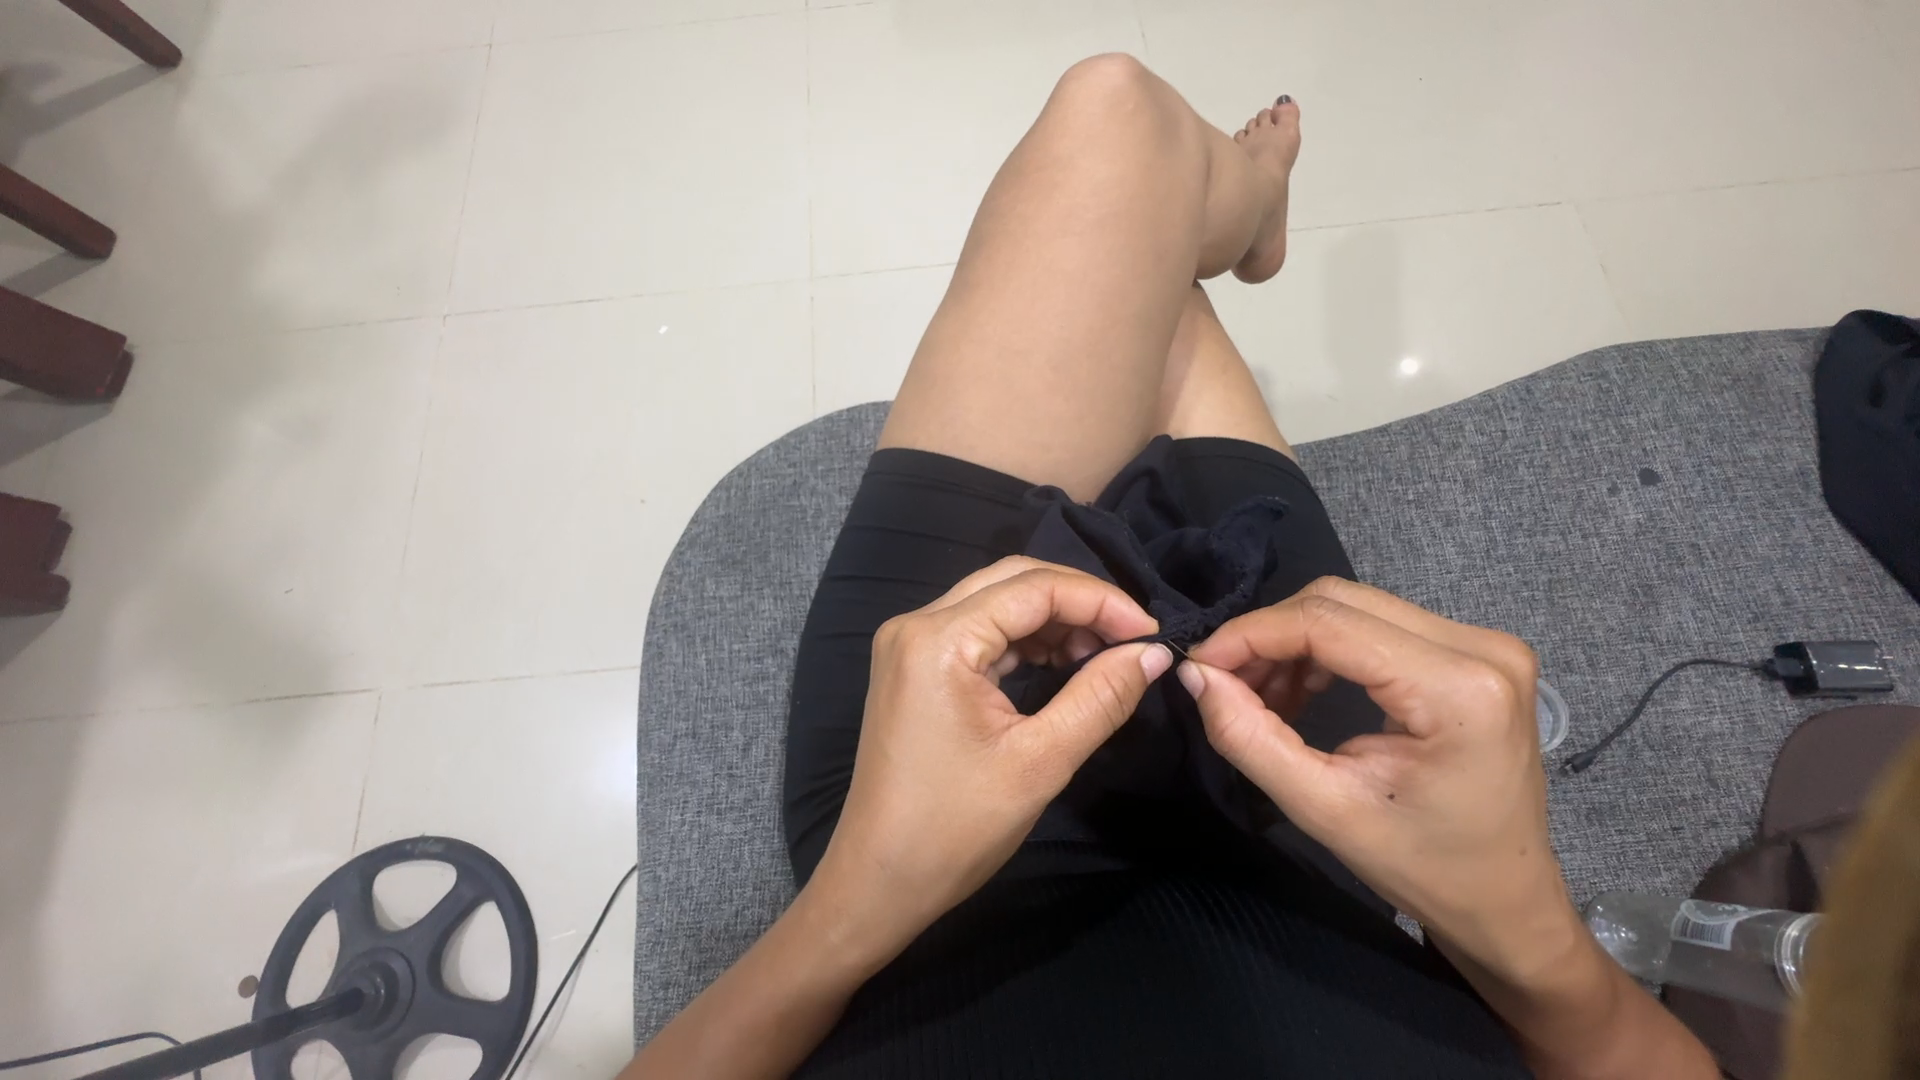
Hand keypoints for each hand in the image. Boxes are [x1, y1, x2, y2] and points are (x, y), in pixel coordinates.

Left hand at [815, 556, 1173, 943]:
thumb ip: (1100, 697)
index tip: (1152, 633)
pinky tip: (1062, 663)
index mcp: (938, 638)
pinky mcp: (914, 666)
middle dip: (1079, 603)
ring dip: (1053, 621)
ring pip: (996, 603)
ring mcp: (910, 644)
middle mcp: (916, 624)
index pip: (1034, 588)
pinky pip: (979, 632)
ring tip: (1103, 656)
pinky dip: (1025, 641)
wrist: (880, 880)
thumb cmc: (956, 829)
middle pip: (1013, 582)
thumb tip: (1153, 653)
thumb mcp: (1040, 762)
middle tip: (1132, 639)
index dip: (1101, 601)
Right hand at [1183, 577, 1581, 982]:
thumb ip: (1249, 737)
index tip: (1200, 666)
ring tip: (1262, 696)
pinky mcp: (1471, 650)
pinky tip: (1300, 690)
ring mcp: (1482, 643)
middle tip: (1225, 683)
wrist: (1504, 901)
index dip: (1250, 634)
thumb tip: (1194, 674)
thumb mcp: (1322, 809)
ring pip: (1351, 607)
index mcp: (1458, 689)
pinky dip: (1321, 649)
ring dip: (1291, 643)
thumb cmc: (1421, 866)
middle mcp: (1480, 647)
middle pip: (1337, 602)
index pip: (1326, 622)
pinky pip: (1373, 623)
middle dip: (1267, 636)